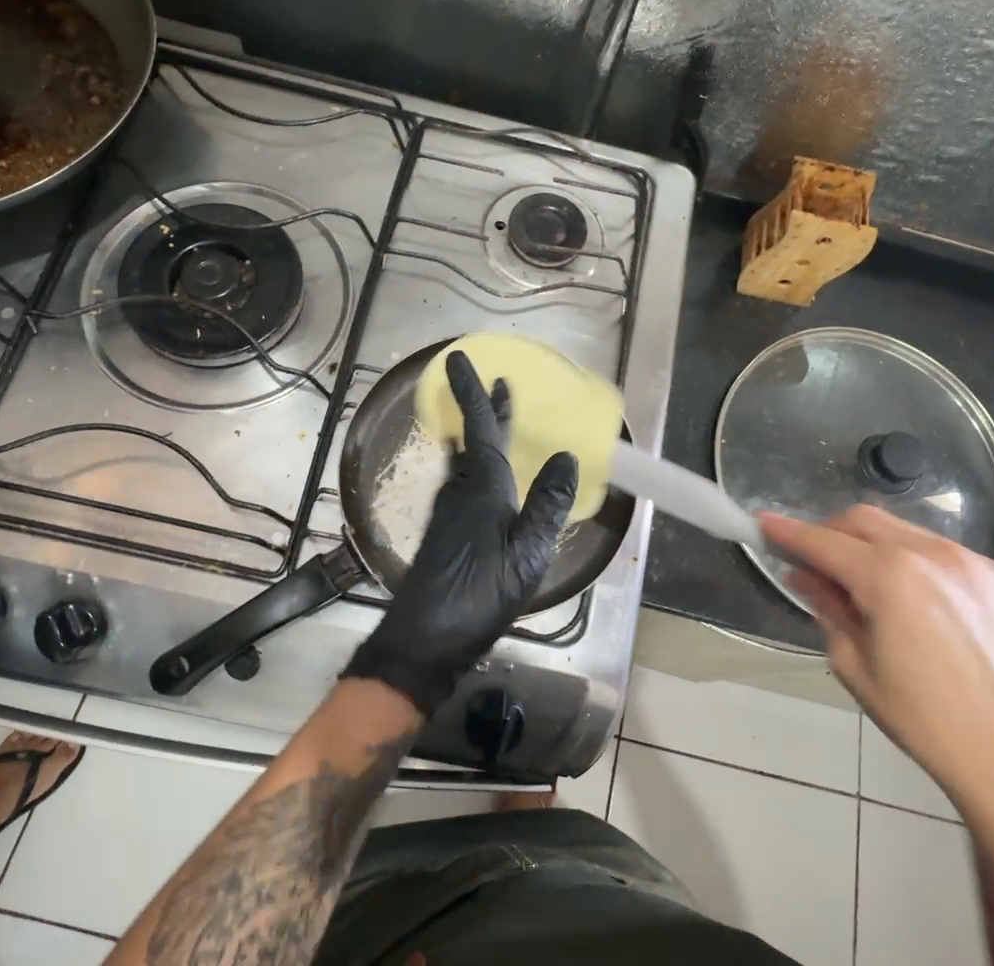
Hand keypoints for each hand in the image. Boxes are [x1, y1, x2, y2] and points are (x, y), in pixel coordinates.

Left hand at [341, 351, 577, 715]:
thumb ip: (548, 504)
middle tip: (493, 383)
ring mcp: (450, 512)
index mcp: (483, 488)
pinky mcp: (447, 531)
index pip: (481, 427)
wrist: (426, 636)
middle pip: (473, 439)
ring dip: (482, 436)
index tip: (459, 358)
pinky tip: (489, 478)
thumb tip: (566, 455)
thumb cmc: (481, 593)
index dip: (475, 392)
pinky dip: (480, 465)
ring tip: (497, 420)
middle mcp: (462, 490)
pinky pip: (466, 481)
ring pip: (468, 461)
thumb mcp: (528, 552)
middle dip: (483, 409)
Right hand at [759, 506, 993, 811]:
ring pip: (904, 532)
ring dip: (872, 546)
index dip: (788, 532)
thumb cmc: (921, 719)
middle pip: (863, 520)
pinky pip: (942, 553)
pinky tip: (913, 600)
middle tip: (812, 564)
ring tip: (863, 586)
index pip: (823, 542)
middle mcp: (932, 555)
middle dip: (830, 533)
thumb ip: (828, 609)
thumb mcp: (855, 665)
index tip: (762, 523)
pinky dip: (914, 561)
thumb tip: (806, 578)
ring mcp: (972, 563)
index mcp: (889, 578)